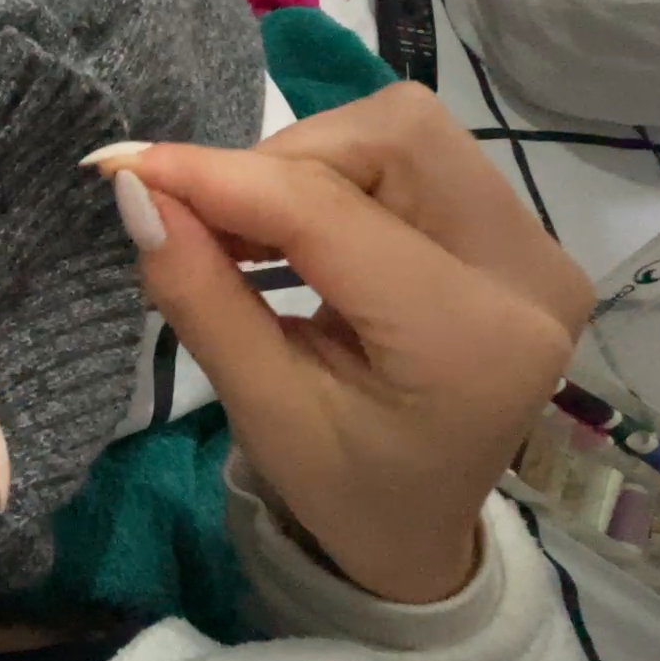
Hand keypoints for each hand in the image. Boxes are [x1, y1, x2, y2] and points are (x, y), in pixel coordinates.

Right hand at [85, 84, 592, 602]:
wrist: (417, 526)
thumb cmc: (337, 487)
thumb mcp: (257, 404)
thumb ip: (199, 294)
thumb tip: (136, 198)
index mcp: (467, 339)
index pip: (326, 212)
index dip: (216, 177)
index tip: (125, 167)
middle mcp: (527, 271)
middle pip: (388, 139)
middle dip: (271, 164)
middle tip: (201, 219)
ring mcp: (534, 245)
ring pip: (398, 134)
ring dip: (297, 165)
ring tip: (242, 232)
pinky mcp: (510, 235)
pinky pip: (408, 158)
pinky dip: (324, 175)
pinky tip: (284, 228)